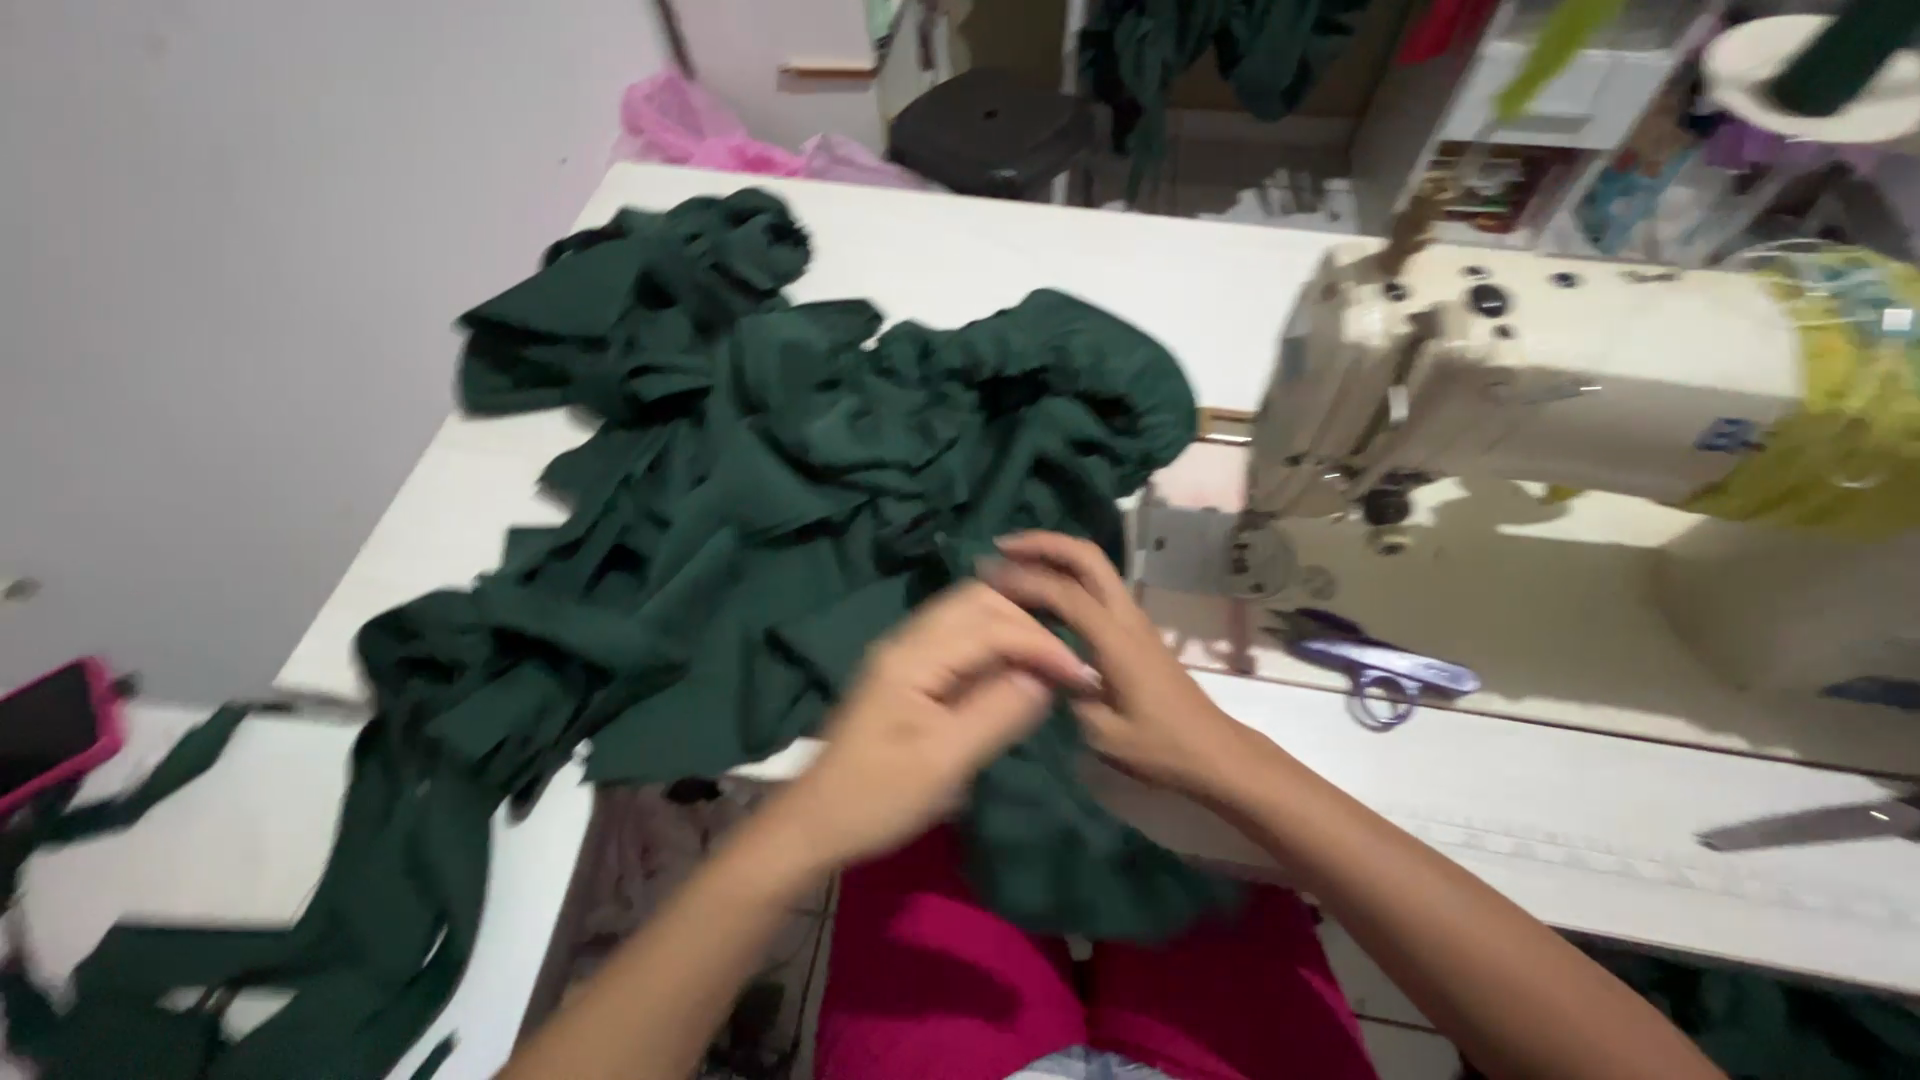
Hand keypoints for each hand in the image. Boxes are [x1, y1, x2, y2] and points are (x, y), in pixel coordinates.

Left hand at [765, 581, 1099, 871]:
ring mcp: (903, 654)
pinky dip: (993, 644)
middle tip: (1064, 665)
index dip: (1042, 645)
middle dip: (1028, 624)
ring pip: (967, 614)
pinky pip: (958, 638)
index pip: (992, 626)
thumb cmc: (878, 797)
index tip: (1081, 676)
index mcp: (913, 657)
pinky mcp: (905, 673)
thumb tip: (1046, 679)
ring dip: (1011, 629)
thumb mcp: (945, 761)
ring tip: (1046, 665)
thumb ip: (998, 713)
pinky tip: (1012, 672)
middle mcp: (907, 641)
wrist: (815, 821)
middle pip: (978, 601)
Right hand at [982, 531, 1255, 795]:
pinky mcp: (1136, 631)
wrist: (1214, 753)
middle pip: (1088, 557)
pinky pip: (1098, 589)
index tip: (986, 577)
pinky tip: (1042, 596)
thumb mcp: (1103, 733)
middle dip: (1044, 544)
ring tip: (1014, 564)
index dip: (1024, 580)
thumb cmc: (1161, 748)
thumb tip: (1042, 665)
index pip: (1065, 593)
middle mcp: (1128, 617)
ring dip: (1056, 556)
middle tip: (1002, 548)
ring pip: (1095, 568)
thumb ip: (1068, 691)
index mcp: (1117, 640)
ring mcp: (1135, 620)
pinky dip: (1067, 578)